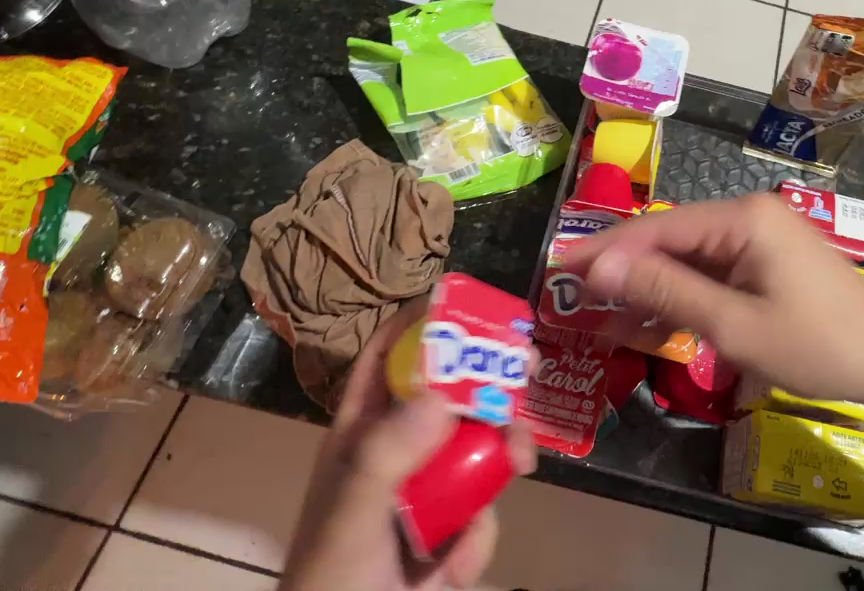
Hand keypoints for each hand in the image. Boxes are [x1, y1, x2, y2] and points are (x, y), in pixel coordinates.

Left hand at [280, 303, 536, 590]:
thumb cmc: (333, 585)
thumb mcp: (350, 518)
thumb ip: (386, 456)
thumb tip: (440, 395)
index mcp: (361, 435)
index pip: (388, 360)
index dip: (420, 324)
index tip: (464, 302)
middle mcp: (398, 454)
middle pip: (450, 396)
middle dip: (491, 384)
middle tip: (530, 367)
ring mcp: (426, 495)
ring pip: (478, 448)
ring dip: (503, 453)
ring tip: (523, 461)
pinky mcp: (451, 535)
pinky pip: (482, 512)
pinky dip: (478, 538)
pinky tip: (451, 569)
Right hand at [561, 194, 863, 407]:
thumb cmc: (817, 347)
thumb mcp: (734, 325)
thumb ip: (667, 291)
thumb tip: (601, 266)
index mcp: (742, 218)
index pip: (658, 228)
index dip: (607, 250)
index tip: (560, 269)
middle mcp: (749, 217)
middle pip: (671, 238)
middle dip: (624, 268)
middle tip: (573, 293)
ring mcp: (761, 240)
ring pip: (689, 258)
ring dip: (650, 287)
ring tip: (601, 313)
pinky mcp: (768, 264)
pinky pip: (714, 274)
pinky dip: (683, 298)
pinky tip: (651, 323)